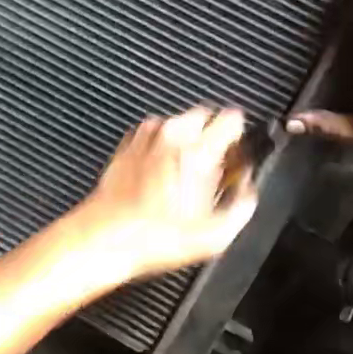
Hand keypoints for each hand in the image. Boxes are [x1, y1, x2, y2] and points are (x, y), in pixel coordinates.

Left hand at [66, 107, 259, 281]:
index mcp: (197, 152)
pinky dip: (162, 147)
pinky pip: (155, 133)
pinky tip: (160, 177)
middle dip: (212, 136)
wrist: (104, 237)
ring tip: (183, 177)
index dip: (239, 136)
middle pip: (205, 115)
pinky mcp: (127, 142)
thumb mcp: (214, 236)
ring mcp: (146, 136)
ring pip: (179, 123)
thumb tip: (248, 191)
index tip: (236, 155)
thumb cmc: (151, 238)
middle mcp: (171, 136)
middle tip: (211, 168)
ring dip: (186, 142)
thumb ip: (243, 206)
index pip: (233, 117)